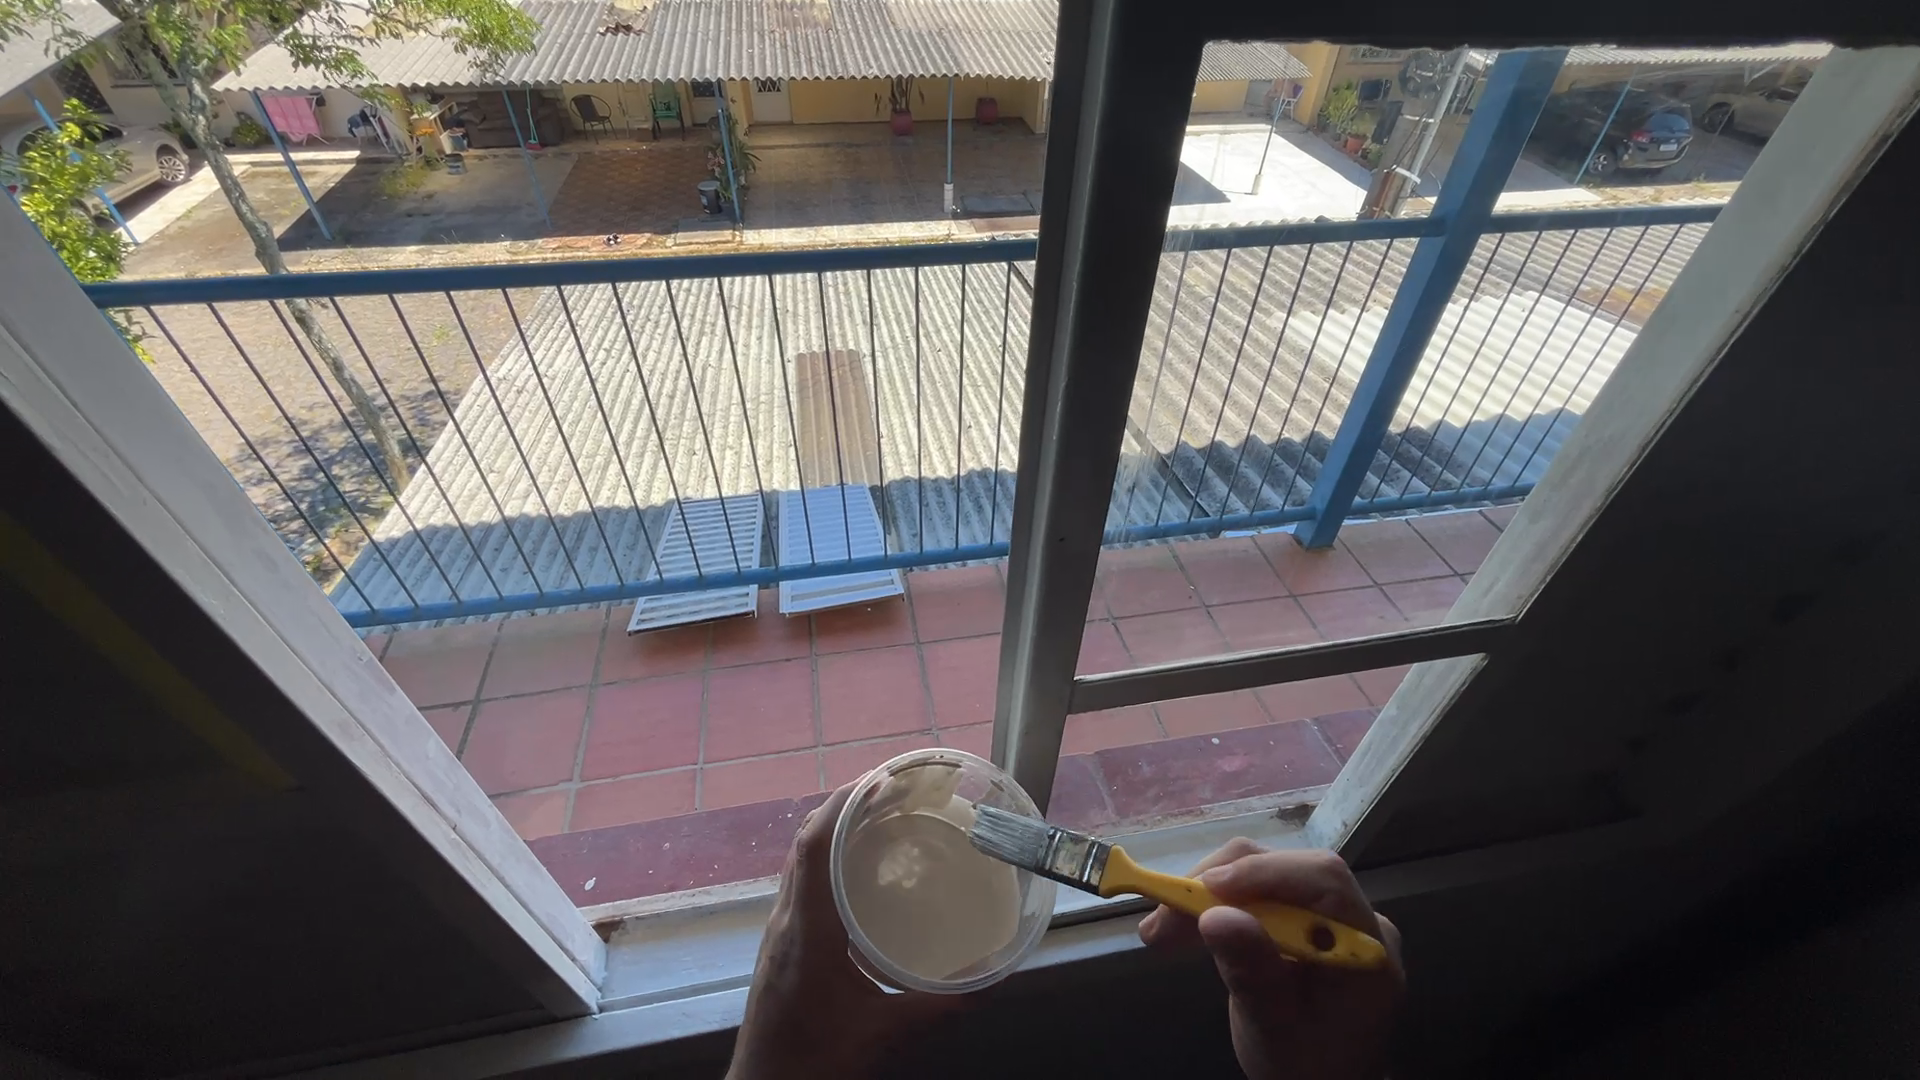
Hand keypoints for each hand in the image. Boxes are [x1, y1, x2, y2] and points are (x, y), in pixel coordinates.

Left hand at [726, 782, 958, 1079]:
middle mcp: (787, 918)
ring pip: (799, 855)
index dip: (843, 804)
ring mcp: (779, 926)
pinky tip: (856, 862)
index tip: (881, 781)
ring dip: (832, 823)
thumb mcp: (883, 1034)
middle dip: (844, 803)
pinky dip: (826, 851)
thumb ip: (937, 1006)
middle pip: (804, 839)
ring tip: (877, 811)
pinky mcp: (781, 937)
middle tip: (890, 787)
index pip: (812, 847)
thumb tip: (988, 975)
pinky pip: (800, 875)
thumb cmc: (816, 1062)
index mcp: (807, 931)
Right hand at [1138, 840, 1403, 1079]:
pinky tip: (1183, 924)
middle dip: (1217, 884)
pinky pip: (1253, 889)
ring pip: (1259, 872)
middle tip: (1164, 915)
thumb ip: (1253, 973)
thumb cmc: (1304, 1065)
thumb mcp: (1274, 1027)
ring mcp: (1325, 912)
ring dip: (1205, 893)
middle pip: (1282, 869)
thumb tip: (1215, 916)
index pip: (1323, 879)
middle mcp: (1352, 918)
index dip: (1263, 872)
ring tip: (1161, 928)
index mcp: (1365, 949)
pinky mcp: (1297, 912)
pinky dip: (1213, 902)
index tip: (1206, 889)